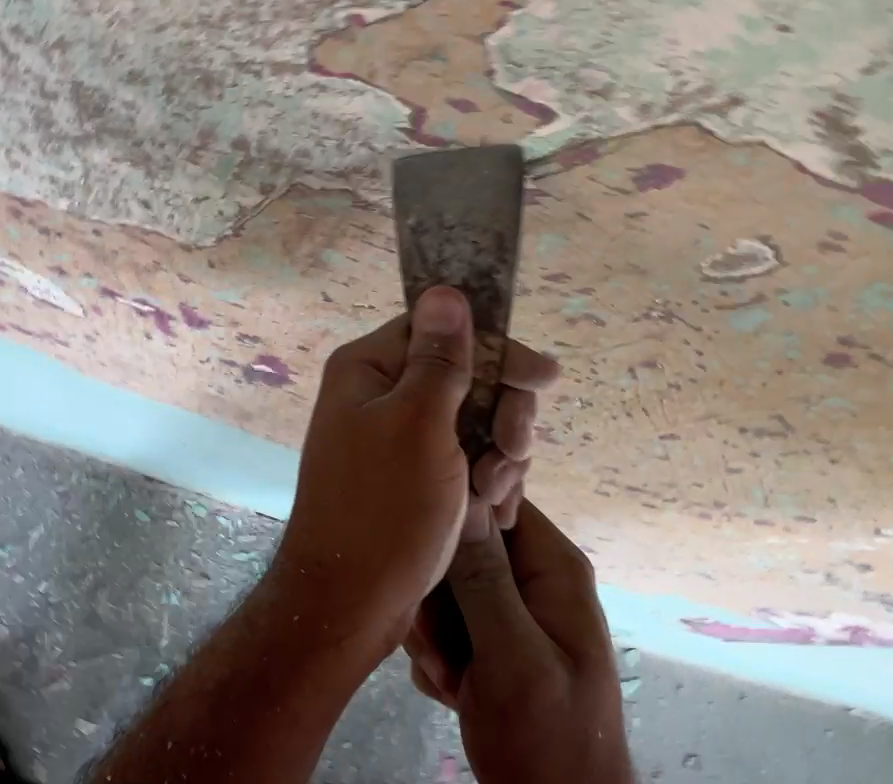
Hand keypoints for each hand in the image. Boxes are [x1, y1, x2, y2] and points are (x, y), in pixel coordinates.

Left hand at [271, 287, 560, 653]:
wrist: (349, 604)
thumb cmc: (383, 509)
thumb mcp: (419, 425)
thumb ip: (439, 358)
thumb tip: (446, 290)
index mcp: (369, 368)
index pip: (443, 330)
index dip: (497, 351)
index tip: (542, 380)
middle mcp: (378, 393)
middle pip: (464, 376)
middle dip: (500, 415)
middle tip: (511, 454)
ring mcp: (395, 436)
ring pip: (471, 421)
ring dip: (497, 454)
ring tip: (495, 494)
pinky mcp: (410, 474)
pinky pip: (462, 457)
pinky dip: (484, 479)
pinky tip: (493, 509)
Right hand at [405, 501, 632, 783]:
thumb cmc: (547, 737)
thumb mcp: (512, 655)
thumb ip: (484, 577)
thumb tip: (460, 494)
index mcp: (552, 566)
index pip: (494, 499)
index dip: (453, 517)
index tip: (427, 556)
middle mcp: (532, 580)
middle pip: (458, 547)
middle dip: (436, 595)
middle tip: (439, 643)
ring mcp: (510, 614)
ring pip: (443, 588)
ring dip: (432, 632)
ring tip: (447, 674)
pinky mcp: (490, 645)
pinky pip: (443, 625)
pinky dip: (436, 656)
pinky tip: (449, 689)